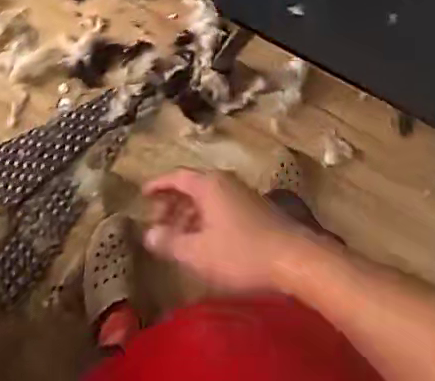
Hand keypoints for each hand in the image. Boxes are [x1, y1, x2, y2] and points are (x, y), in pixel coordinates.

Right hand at [140, 168, 328, 295]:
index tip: (142, 194)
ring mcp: (242, 193)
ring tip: (176, 235)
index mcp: (210, 184)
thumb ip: (170, 242)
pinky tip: (202, 240)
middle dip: (172, 201)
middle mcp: (225, 181)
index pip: (177, 176)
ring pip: (207, 196)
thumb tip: (148, 233)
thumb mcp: (198, 253)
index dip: (158, 184)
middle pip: (193, 184)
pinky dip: (205, 217)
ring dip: (189, 212)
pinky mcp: (254, 207)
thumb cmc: (240, 253)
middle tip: (156, 221)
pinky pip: (220, 205)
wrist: (291, 257)